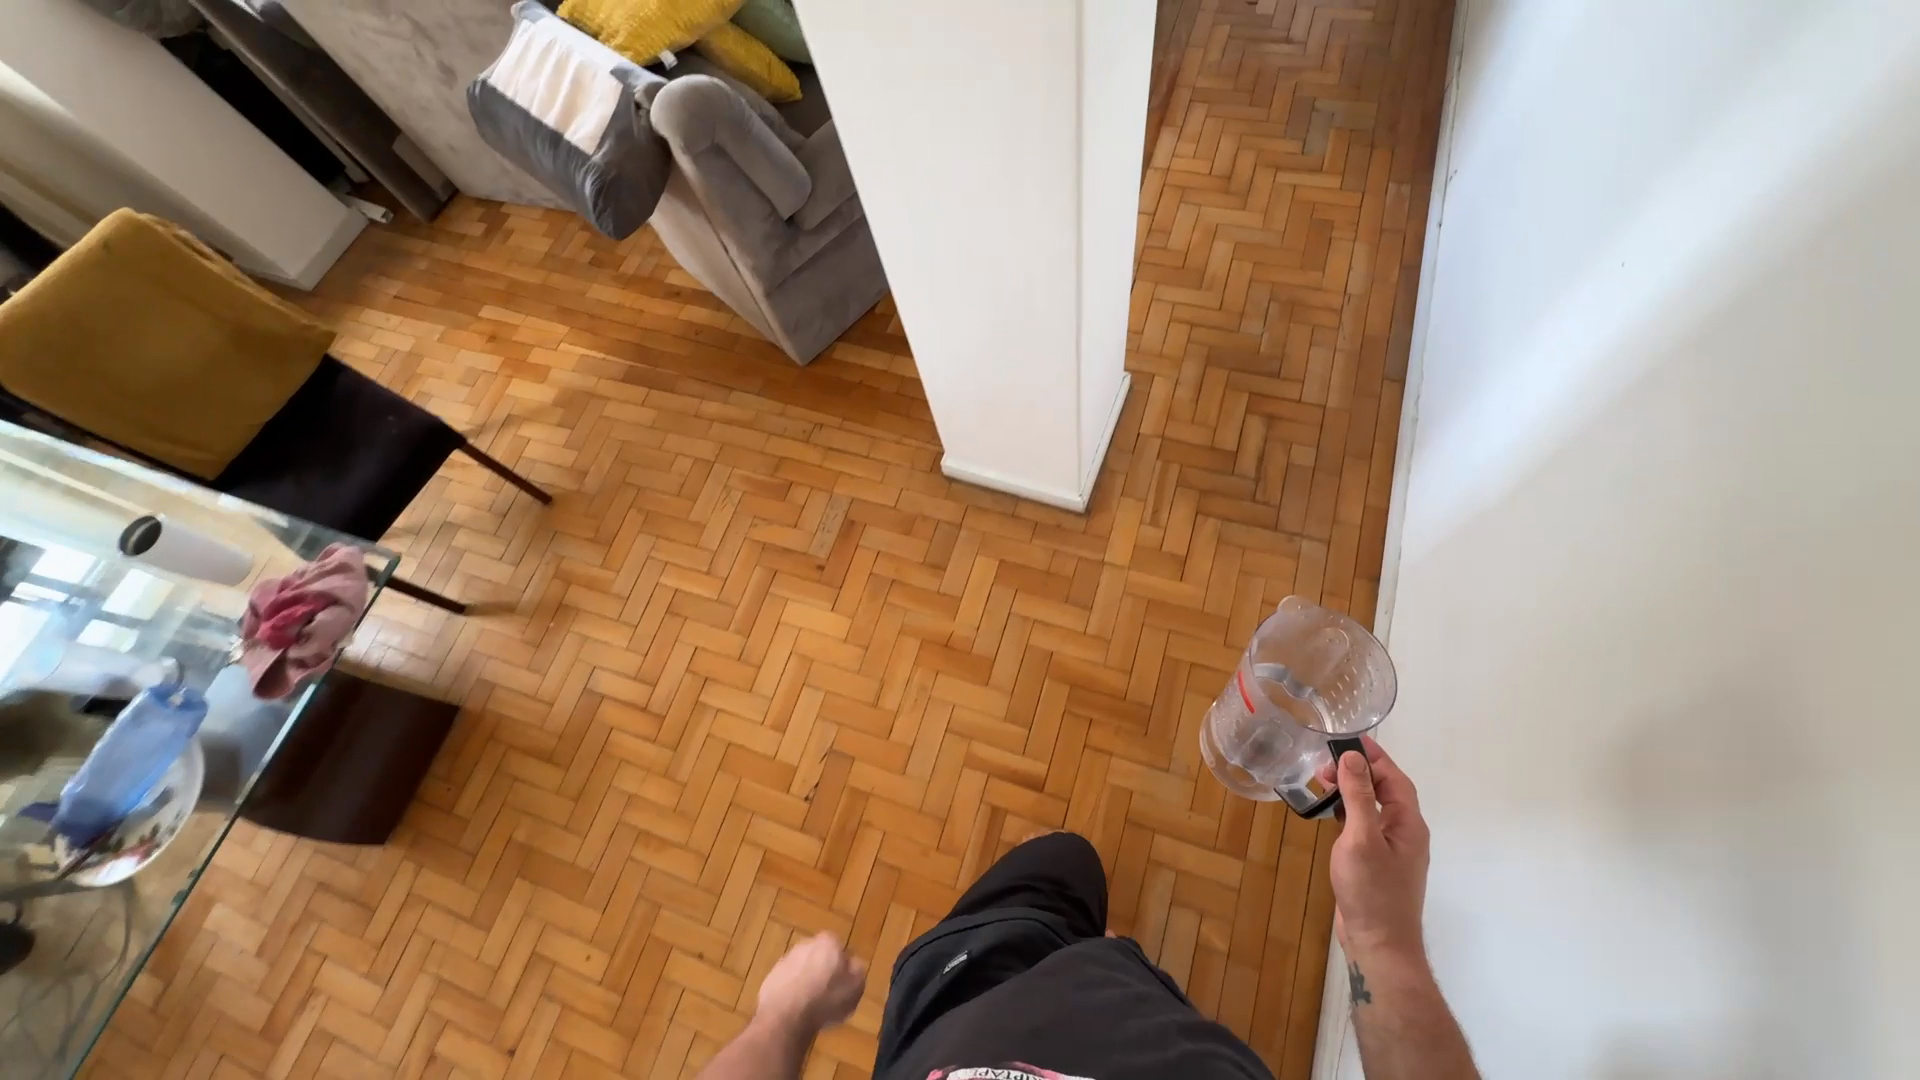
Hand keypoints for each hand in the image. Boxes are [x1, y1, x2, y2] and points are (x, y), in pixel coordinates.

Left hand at [755, 933, 866, 1032]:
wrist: (786, 1017)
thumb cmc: (826, 999)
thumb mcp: (856, 986)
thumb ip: (857, 970)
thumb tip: (852, 964)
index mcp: (828, 941)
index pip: (839, 950)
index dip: (842, 969)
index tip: (843, 987)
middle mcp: (806, 944)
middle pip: (819, 958)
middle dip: (822, 973)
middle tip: (827, 996)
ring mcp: (785, 960)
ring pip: (802, 970)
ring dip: (806, 984)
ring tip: (811, 1009)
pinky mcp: (770, 978)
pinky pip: (786, 985)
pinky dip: (791, 995)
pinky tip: (796, 1012)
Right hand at [1317, 736, 1430, 965]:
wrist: (1380, 945)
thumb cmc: (1371, 890)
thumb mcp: (1361, 838)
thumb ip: (1358, 797)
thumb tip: (1353, 758)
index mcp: (1408, 824)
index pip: (1394, 778)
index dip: (1373, 756)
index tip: (1347, 739)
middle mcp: (1404, 833)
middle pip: (1385, 790)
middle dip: (1358, 771)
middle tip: (1324, 763)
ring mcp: (1392, 850)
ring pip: (1374, 808)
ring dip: (1352, 790)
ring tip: (1322, 781)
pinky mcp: (1377, 864)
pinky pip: (1365, 825)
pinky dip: (1348, 811)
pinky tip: (1330, 812)